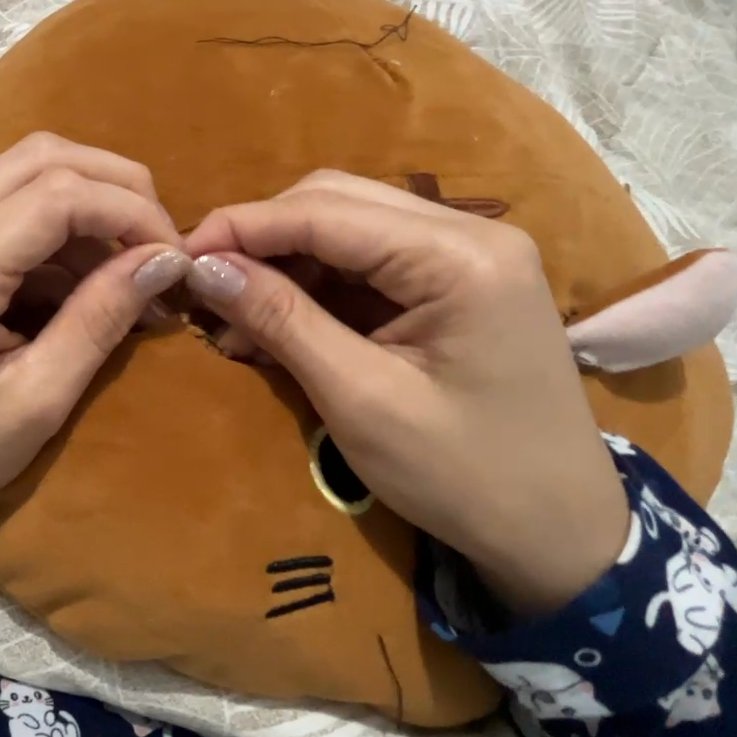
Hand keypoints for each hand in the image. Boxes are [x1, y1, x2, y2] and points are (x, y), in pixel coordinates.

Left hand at [0, 134, 190, 567]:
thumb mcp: (35, 403)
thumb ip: (98, 321)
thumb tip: (164, 260)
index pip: (56, 194)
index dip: (129, 211)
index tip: (174, 258)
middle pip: (40, 157)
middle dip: (115, 186)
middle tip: (159, 246)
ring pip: (23, 170)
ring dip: (88, 203)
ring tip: (130, 270)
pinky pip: (4, 203)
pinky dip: (57, 226)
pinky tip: (86, 279)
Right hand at [181, 170, 629, 615]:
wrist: (560, 535)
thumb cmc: (464, 476)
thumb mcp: (359, 399)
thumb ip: (280, 320)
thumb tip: (202, 267)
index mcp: (460, 257)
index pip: (324, 211)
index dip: (241, 227)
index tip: (176, 258)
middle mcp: (468, 234)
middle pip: (333, 201)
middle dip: (259, 238)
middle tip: (202, 285)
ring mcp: (464, 256)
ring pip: (342, 226)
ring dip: (280, 262)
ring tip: (230, 315)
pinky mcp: (452, 284)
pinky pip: (362, 262)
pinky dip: (310, 286)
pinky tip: (272, 323)